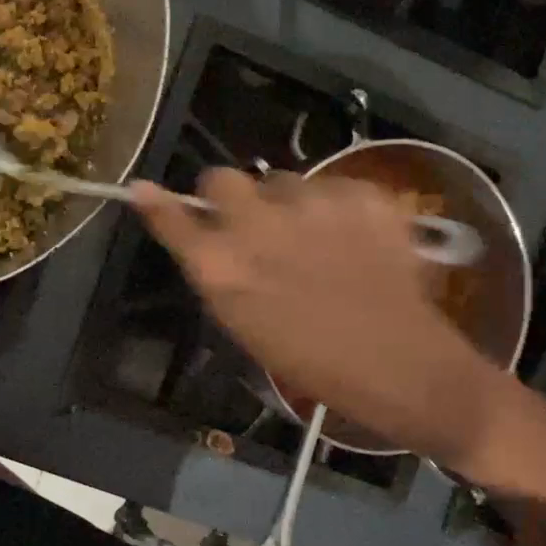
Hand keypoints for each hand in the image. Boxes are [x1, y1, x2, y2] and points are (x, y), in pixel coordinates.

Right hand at [130, 170, 494, 459]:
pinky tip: (351, 238)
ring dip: (288, 204)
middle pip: (223, 178)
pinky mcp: (365, 197)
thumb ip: (211, 269)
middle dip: (230, 196)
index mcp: (222, 265)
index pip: (173, 216)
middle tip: (252, 224)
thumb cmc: (307, 358)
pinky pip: (333, 186)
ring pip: (283, 181)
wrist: (402, 367)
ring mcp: (315, 206)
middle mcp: (260, 225)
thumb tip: (188, 228)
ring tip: (314, 239)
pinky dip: (335, 207)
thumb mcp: (241, 319)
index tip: (143, 190)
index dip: (157, 202)